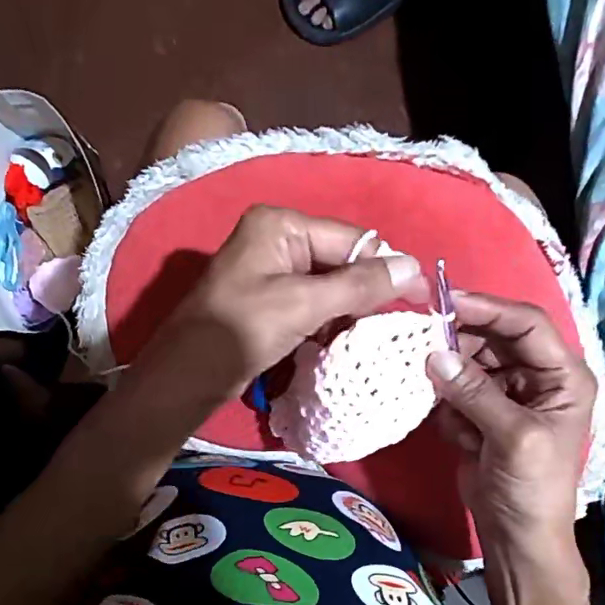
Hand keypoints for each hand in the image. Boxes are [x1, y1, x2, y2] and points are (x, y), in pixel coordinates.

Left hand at [147, 205, 427, 394]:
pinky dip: (329, 322)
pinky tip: (344, 342)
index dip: (387, 267)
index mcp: (280, 225)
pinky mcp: (268, 302)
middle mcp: (276, 240)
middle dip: (367, 292)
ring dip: (350, 311)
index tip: (420, 298)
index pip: (351, 238)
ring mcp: (270, 272)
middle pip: (341, 261)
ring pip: (328, 286)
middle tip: (398, 324)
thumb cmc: (238, 333)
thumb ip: (358, 286)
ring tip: (375, 336)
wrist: (184, 378)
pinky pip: (311, 305)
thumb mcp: (302, 306)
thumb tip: (413, 268)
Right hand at [425, 292, 595, 543]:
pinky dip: (446, 405)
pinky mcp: (478, 413)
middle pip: (494, 338)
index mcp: (562, 375)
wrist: (516, 534)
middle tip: (423, 344)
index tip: (446, 301)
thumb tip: (434, 355)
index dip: (489, 309)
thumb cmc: (532, 486)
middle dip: (461, 342)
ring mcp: (504, 395)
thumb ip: (475, 393)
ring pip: (468, 363)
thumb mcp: (512, 437)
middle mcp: (535, 377)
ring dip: (450, 377)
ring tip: (439, 398)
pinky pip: (454, 390)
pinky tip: (457, 435)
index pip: (527, 325)